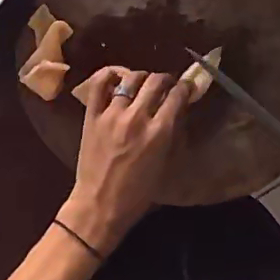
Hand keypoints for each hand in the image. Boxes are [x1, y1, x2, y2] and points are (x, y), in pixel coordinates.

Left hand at [58, 67, 189, 254]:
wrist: (99, 205)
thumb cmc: (137, 194)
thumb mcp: (165, 165)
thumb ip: (173, 135)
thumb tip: (179, 110)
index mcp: (158, 133)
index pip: (176, 96)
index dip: (185, 87)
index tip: (187, 86)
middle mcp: (136, 118)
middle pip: (155, 82)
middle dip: (165, 79)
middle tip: (166, 84)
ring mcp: (111, 114)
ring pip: (130, 79)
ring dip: (141, 77)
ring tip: (143, 83)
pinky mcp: (92, 115)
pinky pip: (99, 84)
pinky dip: (109, 74)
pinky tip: (117, 77)